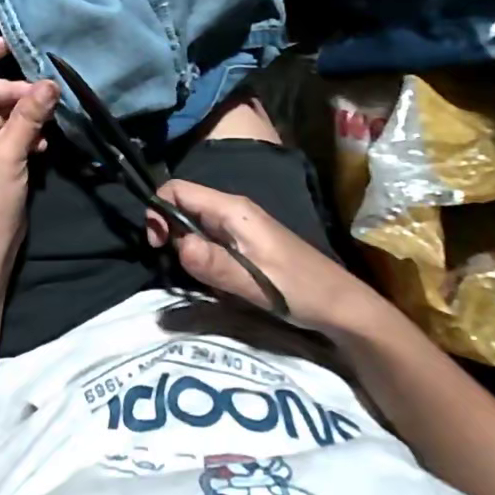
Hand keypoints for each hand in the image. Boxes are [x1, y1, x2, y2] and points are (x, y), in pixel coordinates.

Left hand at [0, 37, 58, 265]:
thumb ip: (29, 115)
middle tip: (44, 100)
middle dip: (16, 94)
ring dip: (25, 115)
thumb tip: (51, 82)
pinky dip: (26, 133)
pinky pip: (9, 132)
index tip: (8, 45)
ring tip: (46, 125)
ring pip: (2, 113)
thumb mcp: (9, 153)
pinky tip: (43, 143)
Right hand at [144, 180, 380, 331]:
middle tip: (175, 267)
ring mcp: (238, 228)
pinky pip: (207, 241)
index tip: (156, 245)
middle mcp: (232, 212)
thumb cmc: (299, 290)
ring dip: (184, 248)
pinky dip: (199, 257)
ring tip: (194, 277)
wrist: (338, 305)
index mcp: (233, 210)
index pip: (178, 189)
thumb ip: (215, 263)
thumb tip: (177, 244)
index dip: (157, 211)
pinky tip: (210, 280)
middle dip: (168, 232)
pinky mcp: (242, 244)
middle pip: (182, 206)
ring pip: (192, 225)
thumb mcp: (255, 282)